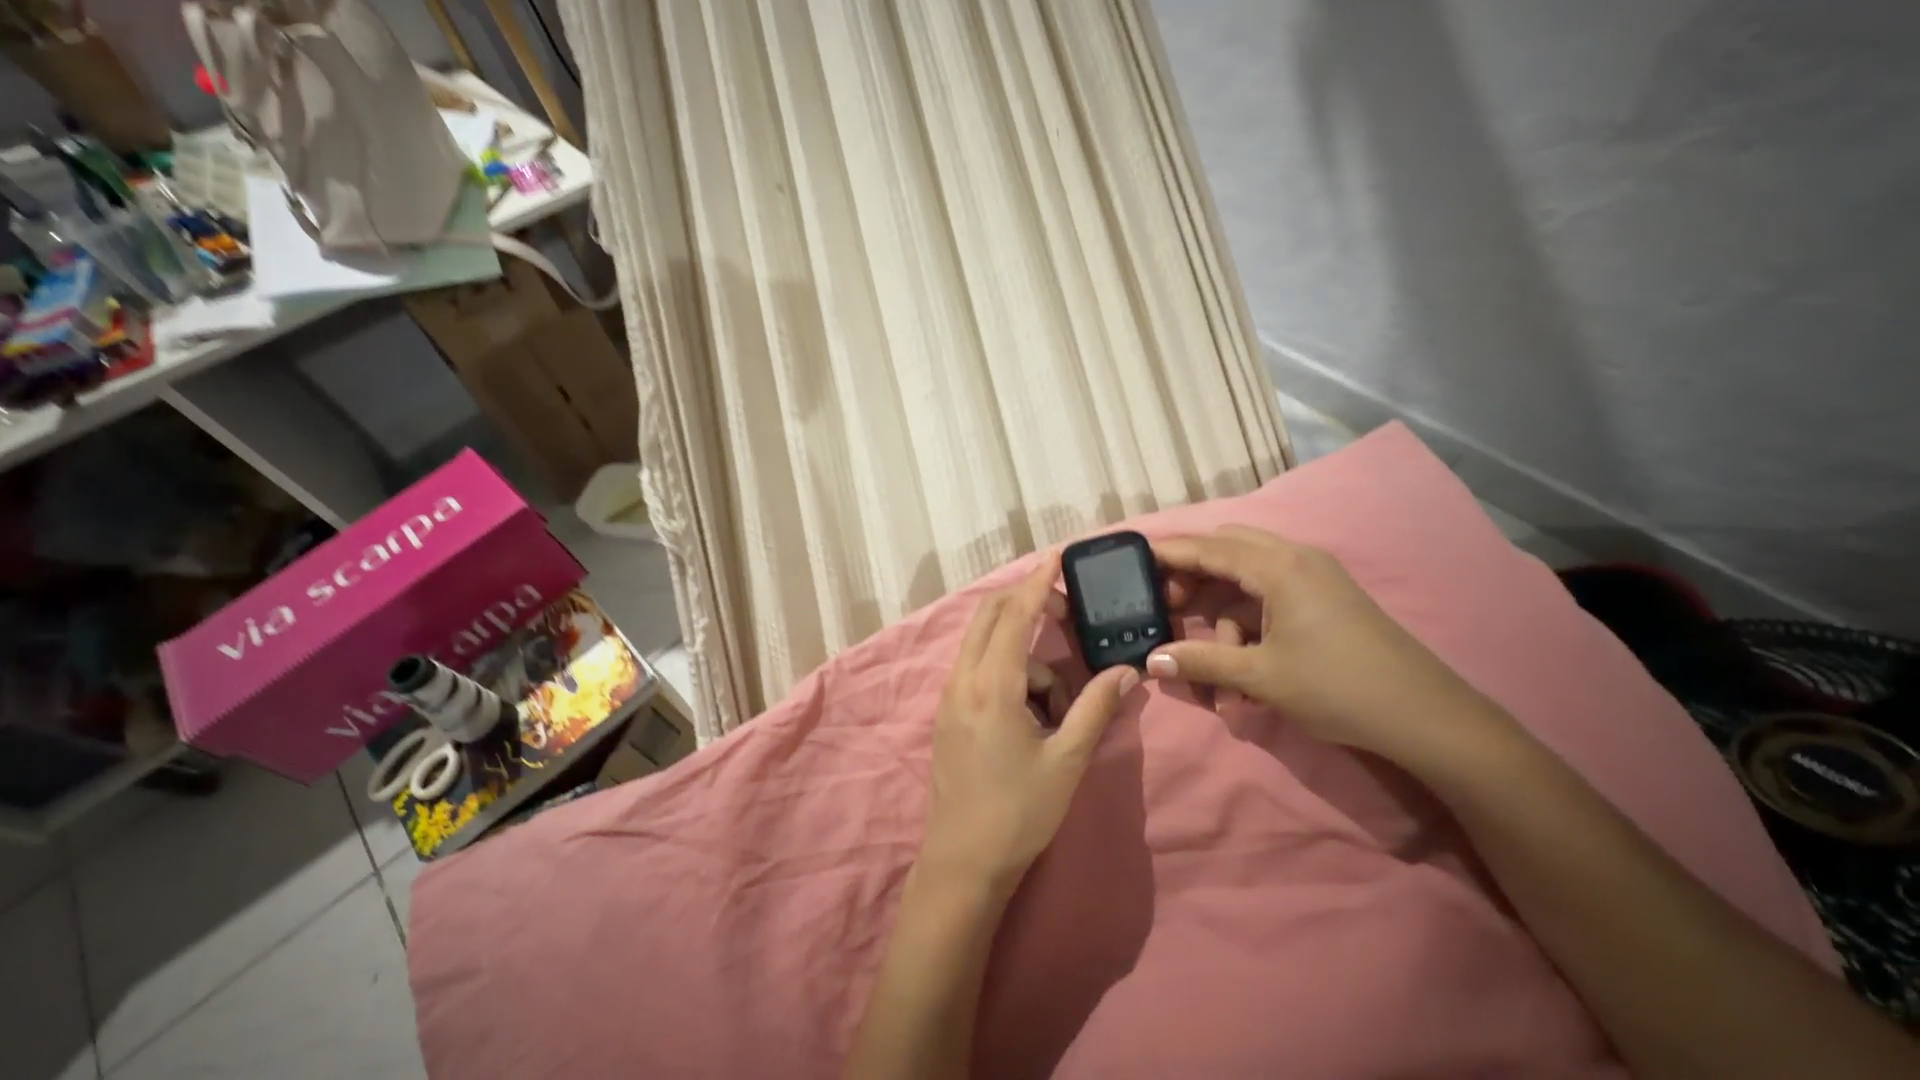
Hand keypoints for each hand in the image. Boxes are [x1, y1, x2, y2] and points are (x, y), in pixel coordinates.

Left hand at [920, 554, 1139, 892]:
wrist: (964, 862)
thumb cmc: (1020, 812)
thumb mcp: (1067, 759)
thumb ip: (1095, 708)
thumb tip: (1126, 671)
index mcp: (991, 686)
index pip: (1015, 615)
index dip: (1037, 583)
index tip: (1056, 557)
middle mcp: (962, 682)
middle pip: (990, 617)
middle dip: (1027, 605)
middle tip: (1066, 615)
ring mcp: (948, 699)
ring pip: (984, 648)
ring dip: (1022, 654)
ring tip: (1059, 706)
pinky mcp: (946, 717)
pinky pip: (977, 672)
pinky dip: (1007, 674)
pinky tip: (1034, 716)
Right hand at [1145, 526, 1499, 758]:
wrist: (1422, 714)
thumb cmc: (1336, 688)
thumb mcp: (1260, 677)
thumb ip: (1202, 662)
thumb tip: (1152, 659)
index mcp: (1279, 567)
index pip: (1208, 547)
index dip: (1167, 553)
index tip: (1130, 559)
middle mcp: (1296, 558)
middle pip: (1228, 551)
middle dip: (1193, 578)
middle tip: (1167, 609)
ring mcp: (1316, 577)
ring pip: (1249, 577)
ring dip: (1222, 612)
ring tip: (1212, 663)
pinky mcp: (1327, 599)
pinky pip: (1272, 595)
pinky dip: (1249, 621)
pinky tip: (1242, 665)